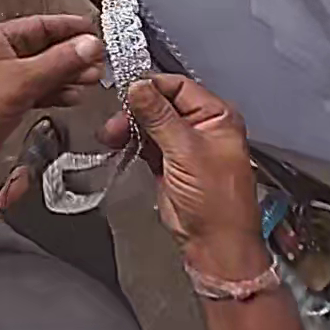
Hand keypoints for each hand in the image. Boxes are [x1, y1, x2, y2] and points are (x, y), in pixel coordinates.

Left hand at [0, 14, 106, 156]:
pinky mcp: (6, 103)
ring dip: (68, 75)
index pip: (42, 24)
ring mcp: (3, 80)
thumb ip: (61, 61)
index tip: (100, 34)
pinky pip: (37, 91)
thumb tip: (93, 43)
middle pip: (45, 48)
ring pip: (43, 71)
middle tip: (102, 63)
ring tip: (94, 81)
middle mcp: (0, 54)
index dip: (72, 28)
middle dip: (74, 55)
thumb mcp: (24, 79)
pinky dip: (55, 92)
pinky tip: (73, 98)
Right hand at [101, 74, 265, 275]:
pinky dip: (129, 141)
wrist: (213, 243)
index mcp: (216, 117)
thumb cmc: (218, 203)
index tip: (126, 91)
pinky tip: (118, 143)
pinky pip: (145, 141)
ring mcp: (183, 145)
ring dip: (128, 126)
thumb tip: (140, 87)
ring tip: (112, 135)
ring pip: (149, 123)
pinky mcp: (168, 161)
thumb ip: (159, 117)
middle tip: (116, 120)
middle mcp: (201, 127)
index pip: (178, 86)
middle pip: (160, 104)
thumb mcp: (186, 151)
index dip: (151, 87)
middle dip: (134, 110)